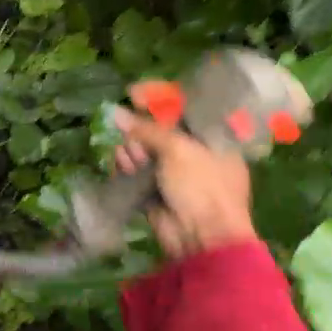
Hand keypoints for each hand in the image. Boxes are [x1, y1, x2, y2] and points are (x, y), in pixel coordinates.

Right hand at [113, 94, 255, 260]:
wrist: (201, 237)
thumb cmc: (202, 188)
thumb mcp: (179, 151)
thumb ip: (148, 129)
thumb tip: (117, 113)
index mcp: (214, 141)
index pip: (185, 110)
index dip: (159, 99)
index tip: (133, 93)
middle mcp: (195, 154)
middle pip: (158, 129)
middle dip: (140, 130)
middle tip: (135, 140)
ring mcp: (175, 173)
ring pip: (143, 149)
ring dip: (131, 150)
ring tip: (130, 159)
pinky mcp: (156, 189)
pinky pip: (134, 169)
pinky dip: (126, 166)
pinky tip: (123, 167)